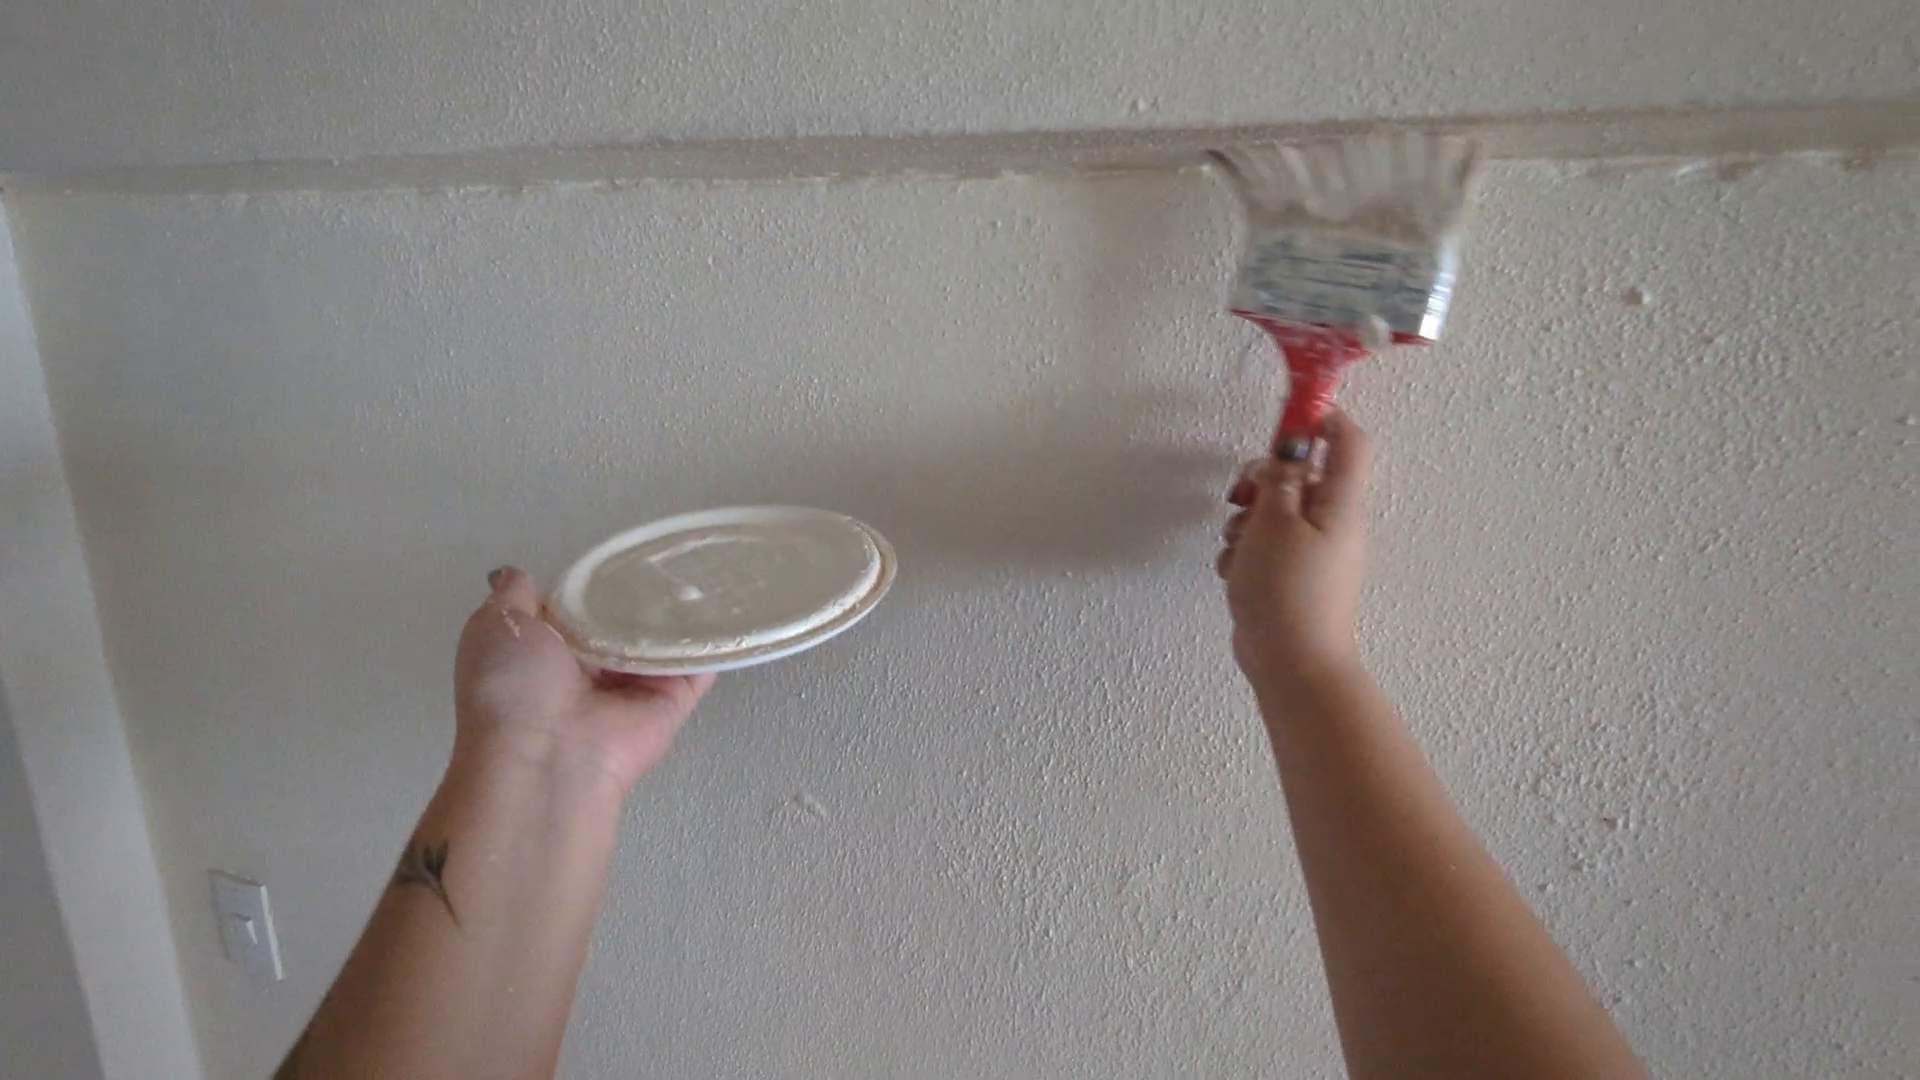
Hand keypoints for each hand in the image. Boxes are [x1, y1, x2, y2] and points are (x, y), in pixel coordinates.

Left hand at [453, 566, 713, 793]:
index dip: (592, 584)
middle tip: (667, 558)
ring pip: (665, 642)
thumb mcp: (496, 628)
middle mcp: (593, 672)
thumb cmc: (513, 687)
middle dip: (643, 595)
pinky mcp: (674, 700)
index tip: (616, 556)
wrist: (549, 753)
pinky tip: (728, 609)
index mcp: (548, 654)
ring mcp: (637, 687)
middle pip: (626, 624)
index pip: (578, 611)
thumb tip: (513, 571)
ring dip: (683, 614)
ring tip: (705, 570)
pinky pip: (699, 666)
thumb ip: (512, 596)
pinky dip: (714, 642)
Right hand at [1217, 408, 1373, 689]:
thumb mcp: (1274, 524)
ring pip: (1274, 515)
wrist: (1292, 662)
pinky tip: (1237, 575)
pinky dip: (1246, 554)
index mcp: (1339, 504)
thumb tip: (1289, 448)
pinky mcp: (1290, 577)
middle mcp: (1332, 524)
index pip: (1348, 441)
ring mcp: (1311, 553)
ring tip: (1236, 550)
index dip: (1321, 419)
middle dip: (1262, 481)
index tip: (1284, 418)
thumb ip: (1279, 480)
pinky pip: (1265, 549)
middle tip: (1239, 496)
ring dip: (1246, 523)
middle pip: (1300, 478)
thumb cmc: (1286, 590)